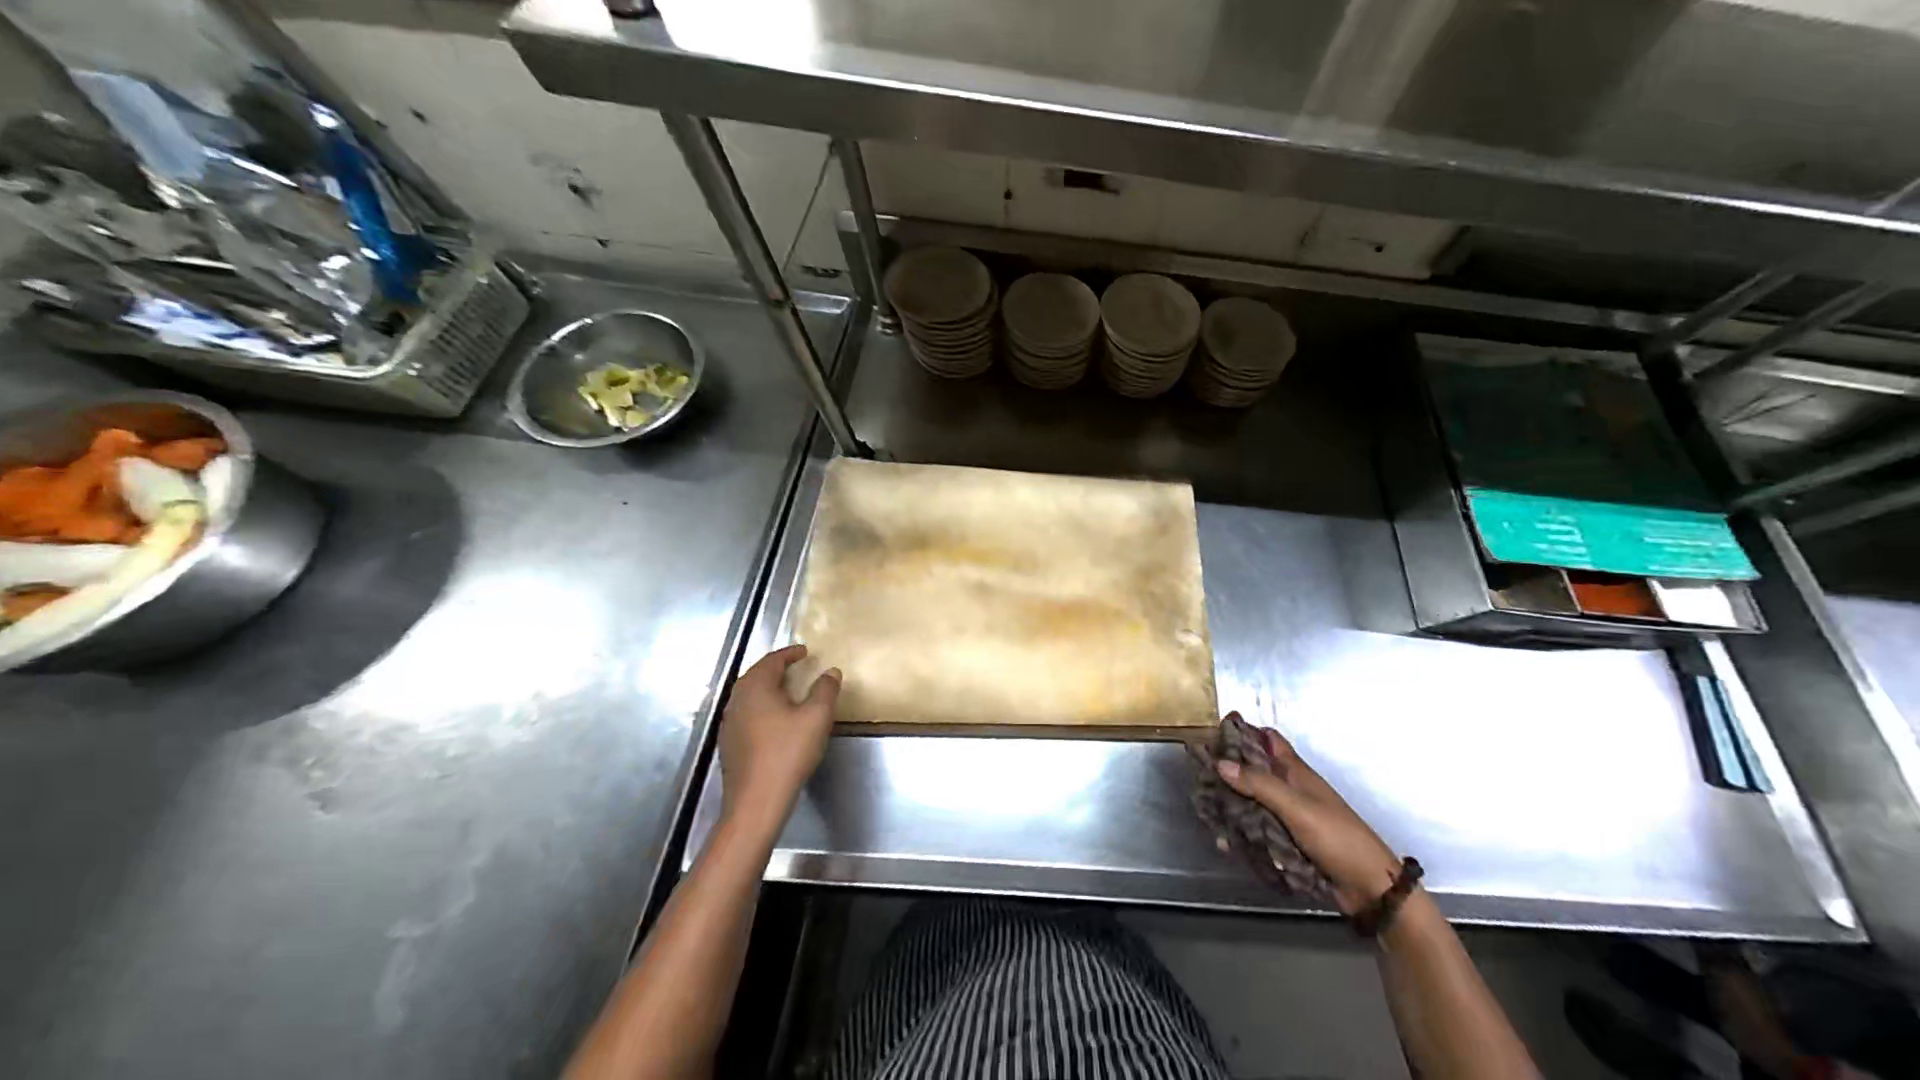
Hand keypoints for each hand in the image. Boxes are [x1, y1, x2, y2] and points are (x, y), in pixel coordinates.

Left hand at [718, 645, 840, 834]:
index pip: (772, 660)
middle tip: (797, 668)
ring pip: (750, 695)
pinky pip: (747, 713)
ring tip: (788, 692)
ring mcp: (729, 722)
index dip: (790, 653)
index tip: (805, 651)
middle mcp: (737, 699)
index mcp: (756, 687)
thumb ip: (825, 690)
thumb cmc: (788, 753)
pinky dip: (762, 707)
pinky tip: (775, 721)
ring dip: (769, 688)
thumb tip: (831, 671)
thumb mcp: (816, 718)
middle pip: (757, 675)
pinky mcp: (729, 743)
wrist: (756, 801)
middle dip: (777, 668)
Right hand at [1214, 715, 1401, 913]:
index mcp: (1296, 772)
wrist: (1370, 888)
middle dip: (1228, 774)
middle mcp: (1290, 789)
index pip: (1268, 740)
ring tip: (1207, 813)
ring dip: (1232, 807)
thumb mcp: (1297, 808)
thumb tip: (1220, 763)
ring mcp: (1288, 816)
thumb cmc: (1337, 838)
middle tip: (1200, 779)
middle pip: (1253, 771)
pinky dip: (1242, 833)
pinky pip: (1257, 830)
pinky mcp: (1287, 841)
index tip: (1213, 736)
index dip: (1244, 734)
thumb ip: (1259, 785)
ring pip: (1252, 802)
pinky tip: (1226, 841)